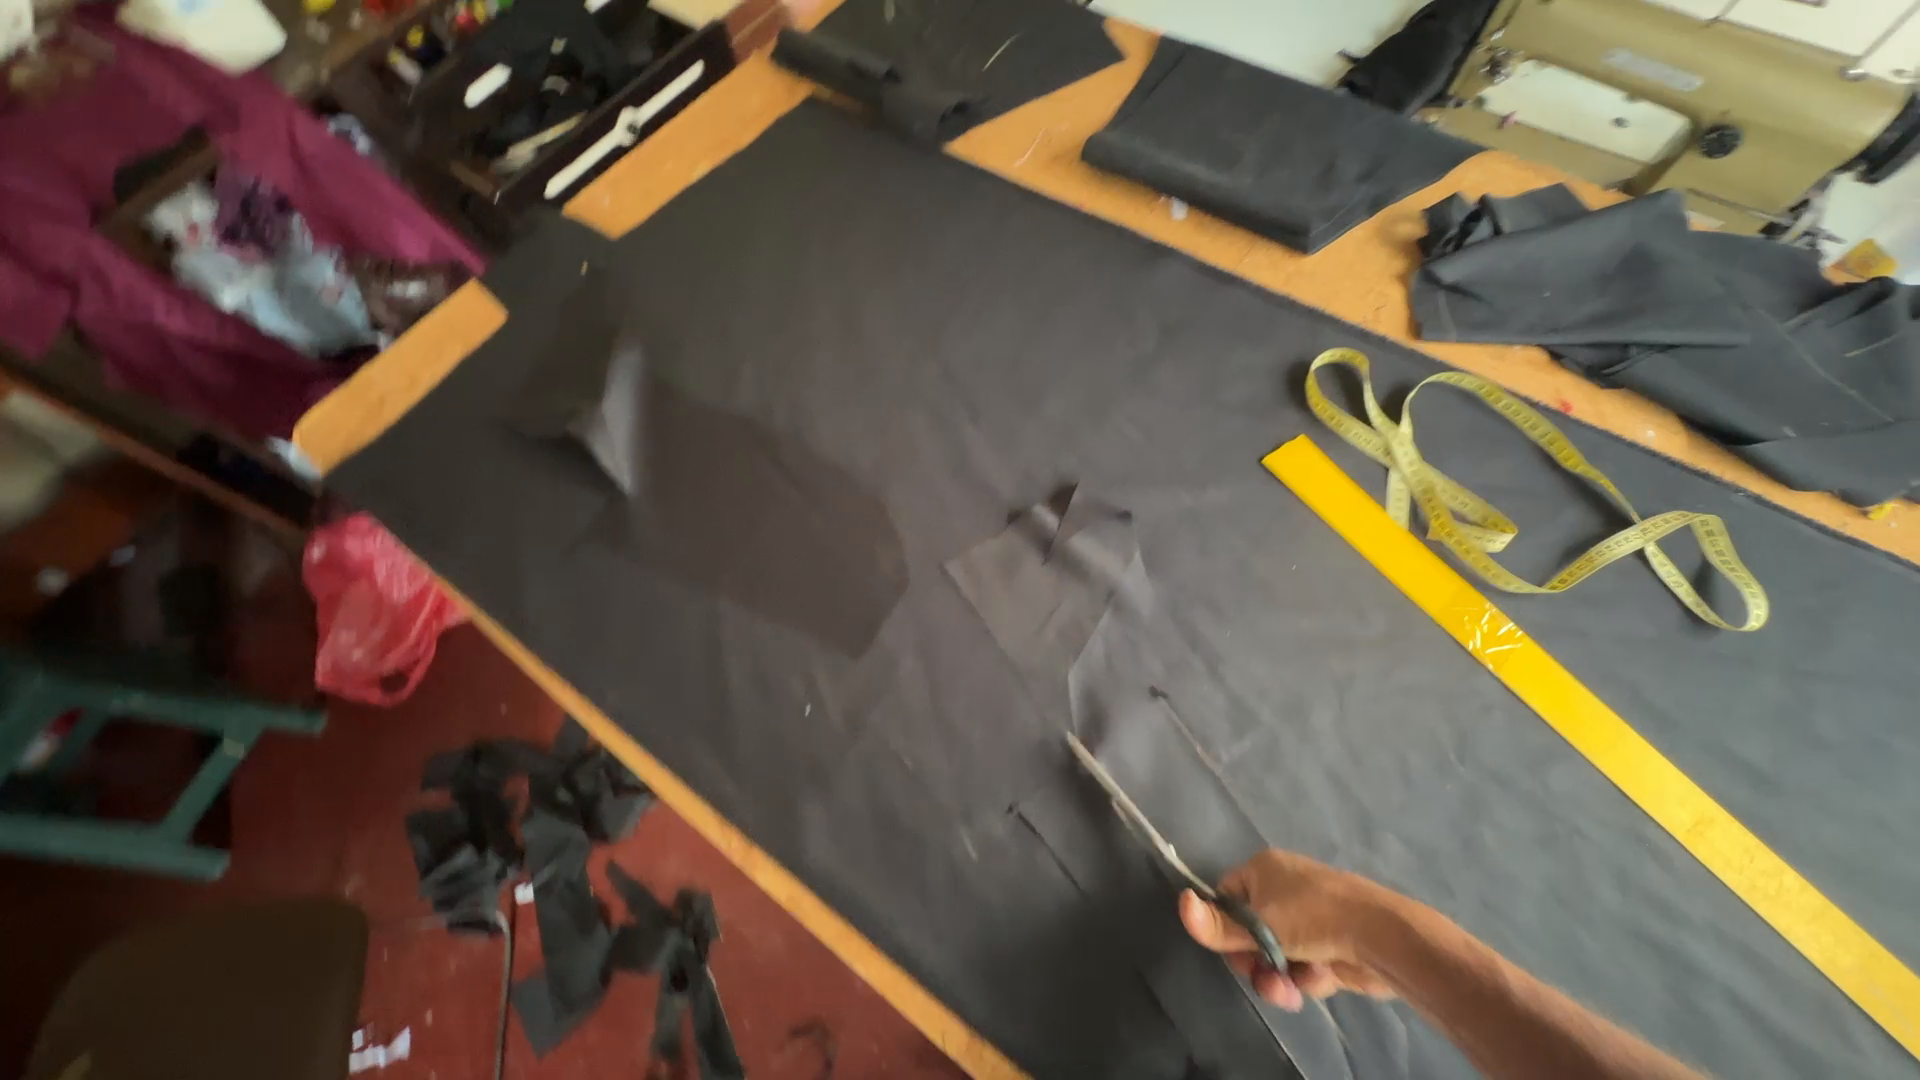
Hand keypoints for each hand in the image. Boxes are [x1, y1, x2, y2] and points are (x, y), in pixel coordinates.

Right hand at [1179, 849, 1399, 1011]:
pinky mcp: (1333, 943)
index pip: (1226, 897)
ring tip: (1296, 990)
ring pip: (1278, 954)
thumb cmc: (1313, 919)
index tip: (1233, 951)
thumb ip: (1217, 926)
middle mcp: (1284, 887)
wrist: (1382, 937)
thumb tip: (1179, 903)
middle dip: (1256, 962)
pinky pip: (1305, 964)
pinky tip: (1324, 979)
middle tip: (1266, 978)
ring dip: (1282, 977)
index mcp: (1263, 869)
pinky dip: (1310, 976)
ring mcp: (1311, 916)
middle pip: (1251, 932)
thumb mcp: (1259, 925)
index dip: (1225, 928)